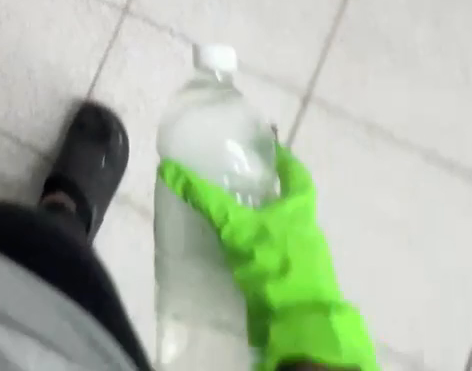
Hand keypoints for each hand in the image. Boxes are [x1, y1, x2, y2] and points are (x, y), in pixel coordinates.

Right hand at [159, 146, 377, 370]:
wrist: (298, 325)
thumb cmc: (274, 264)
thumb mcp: (233, 225)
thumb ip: (202, 197)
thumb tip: (167, 167)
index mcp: (299, 212)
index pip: (297, 177)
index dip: (284, 159)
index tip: (266, 147)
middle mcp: (304, 231)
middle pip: (285, 202)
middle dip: (260, 191)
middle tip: (229, 178)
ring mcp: (300, 258)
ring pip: (275, 228)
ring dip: (253, 219)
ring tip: (220, 210)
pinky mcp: (288, 280)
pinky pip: (267, 253)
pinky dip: (250, 245)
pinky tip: (226, 245)